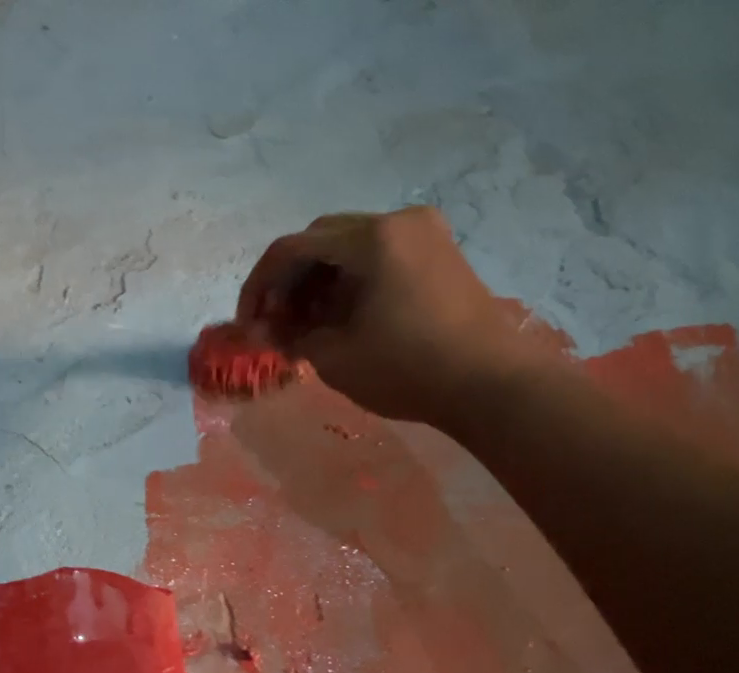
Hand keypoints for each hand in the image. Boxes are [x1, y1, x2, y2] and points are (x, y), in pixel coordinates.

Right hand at [236, 206, 550, 424]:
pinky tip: (340, 318)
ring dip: (318, 282)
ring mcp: (424, 234)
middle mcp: (397, 221)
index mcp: (371, 238)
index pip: (292, 248)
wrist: (491, 384)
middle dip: (289, 281)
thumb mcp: (334, 356)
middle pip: (321, 240)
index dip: (259, 285)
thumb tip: (265, 329)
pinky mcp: (439, 254)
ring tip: (305, 327)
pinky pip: (378, 256)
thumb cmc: (407, 368)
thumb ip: (290, 335)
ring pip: (349, 247)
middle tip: (275, 324)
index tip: (247, 323)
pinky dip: (349, 282)